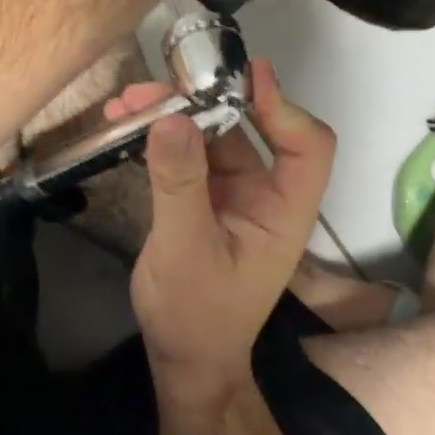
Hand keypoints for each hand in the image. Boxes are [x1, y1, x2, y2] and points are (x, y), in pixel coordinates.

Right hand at [104, 59, 335, 400]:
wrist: (183, 360)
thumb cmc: (196, 316)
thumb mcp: (185, 251)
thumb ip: (180, 185)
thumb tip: (171, 118)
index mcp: (284, 210)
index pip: (308, 146)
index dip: (283, 106)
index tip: (246, 74)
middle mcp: (265, 194)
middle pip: (250, 129)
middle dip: (205, 102)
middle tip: (156, 86)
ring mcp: (233, 195)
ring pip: (212, 137)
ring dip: (174, 115)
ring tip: (127, 103)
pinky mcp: (203, 199)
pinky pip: (187, 156)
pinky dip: (160, 138)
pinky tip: (126, 126)